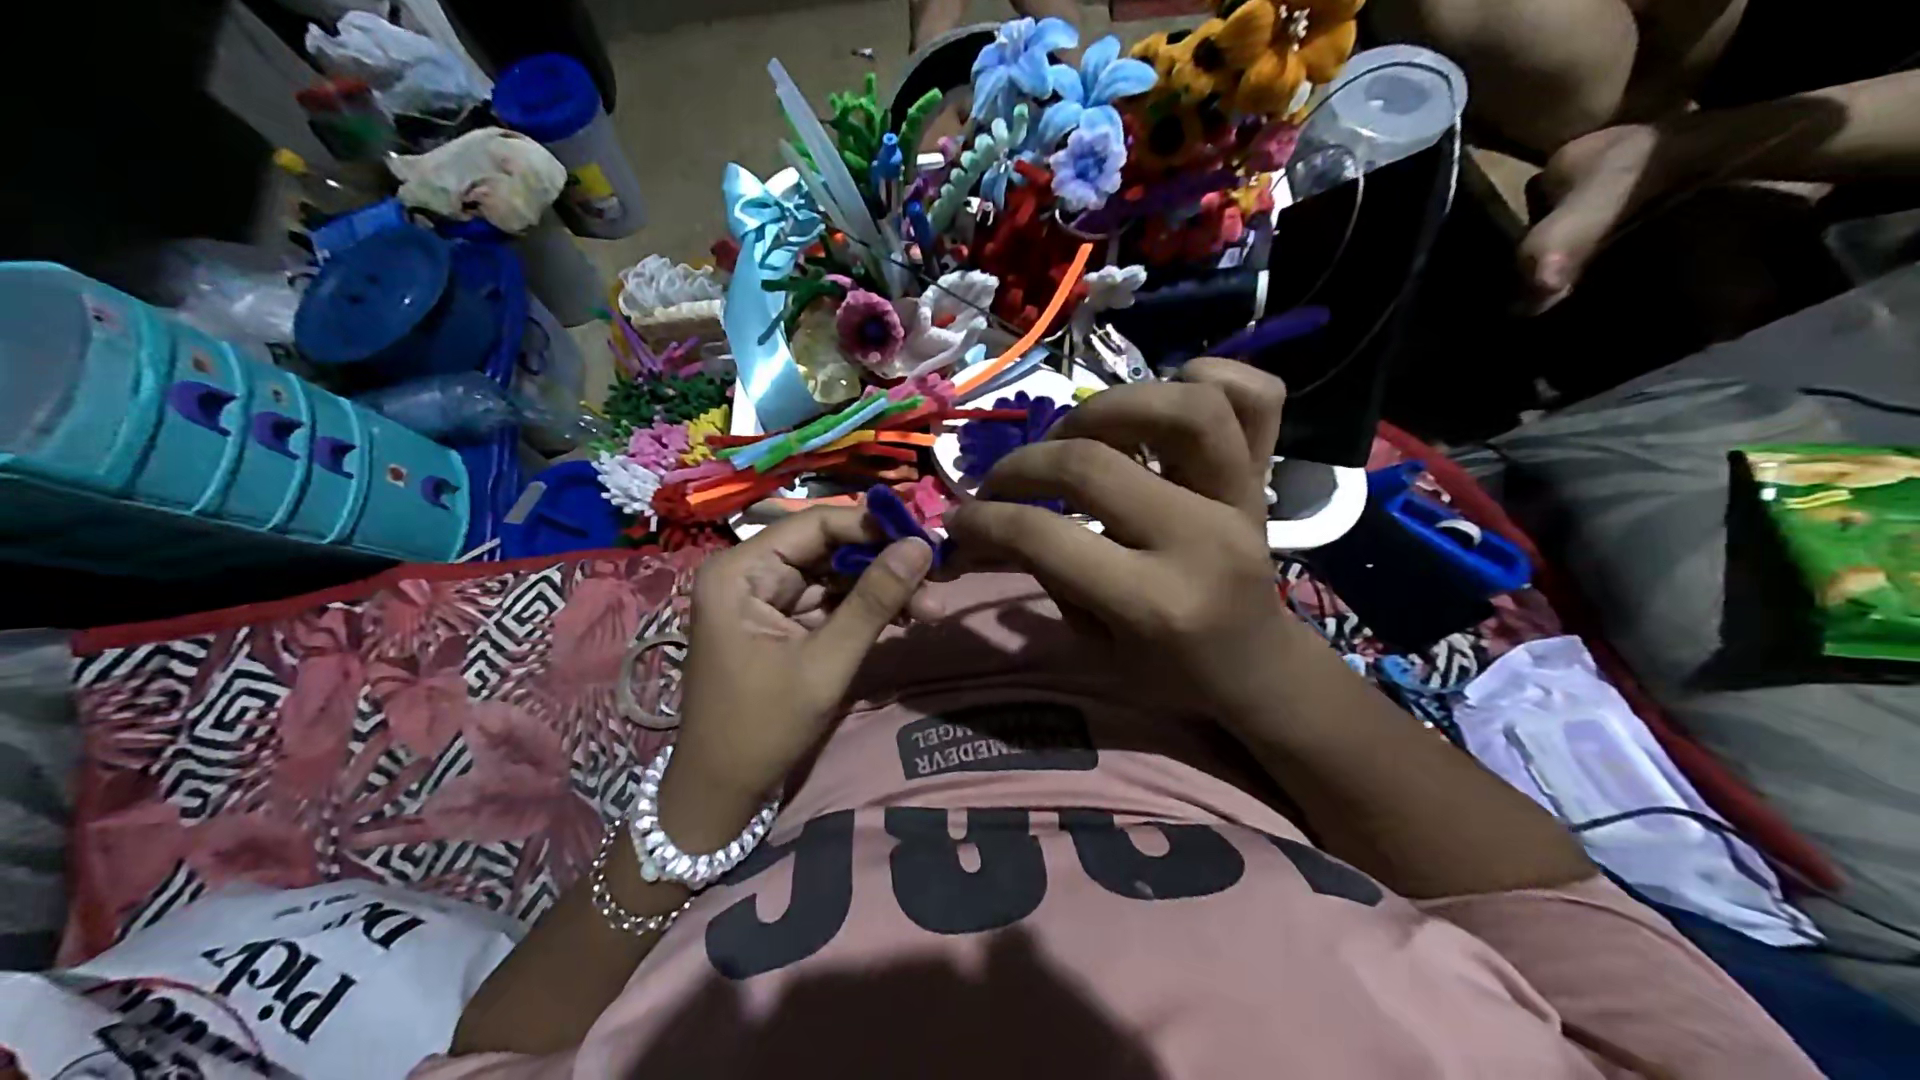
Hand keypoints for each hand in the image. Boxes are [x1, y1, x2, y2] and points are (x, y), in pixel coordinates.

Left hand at [659, 508, 934, 847]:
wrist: (722, 789)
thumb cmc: (764, 726)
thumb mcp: (825, 662)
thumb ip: (874, 601)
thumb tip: (921, 546)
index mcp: (741, 571)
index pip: (816, 524)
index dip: (873, 526)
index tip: (926, 539)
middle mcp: (749, 573)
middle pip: (828, 548)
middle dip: (883, 564)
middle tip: (937, 582)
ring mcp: (765, 598)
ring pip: (834, 575)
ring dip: (881, 589)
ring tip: (932, 608)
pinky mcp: (780, 621)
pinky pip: (829, 601)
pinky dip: (865, 609)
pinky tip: (905, 617)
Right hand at [945, 358, 1295, 714]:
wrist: (1257, 669)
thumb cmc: (1169, 671)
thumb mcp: (1094, 644)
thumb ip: (1045, 574)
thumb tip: (986, 523)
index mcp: (1156, 604)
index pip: (1045, 538)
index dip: (985, 522)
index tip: (962, 522)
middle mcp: (1202, 540)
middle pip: (1093, 464)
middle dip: (1023, 466)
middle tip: (1003, 483)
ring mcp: (1243, 500)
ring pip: (1185, 407)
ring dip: (1109, 406)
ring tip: (1078, 436)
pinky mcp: (1264, 476)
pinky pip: (1255, 397)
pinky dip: (1206, 378)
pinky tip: (1163, 403)